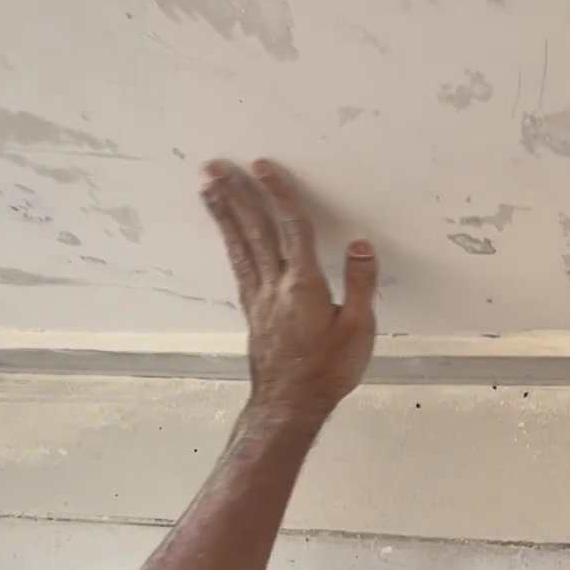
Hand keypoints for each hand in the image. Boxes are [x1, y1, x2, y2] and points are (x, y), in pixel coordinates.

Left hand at [200, 159, 377, 422]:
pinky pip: (239, 268)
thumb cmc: (328, 369)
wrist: (289, 404)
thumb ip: (360, 284)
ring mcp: (259, 299)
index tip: (264, 166)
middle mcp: (276, 285)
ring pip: (240, 247)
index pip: (293, 229)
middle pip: (255, 231)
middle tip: (216, 165)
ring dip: (225, 215)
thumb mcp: (359, 328)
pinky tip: (228, 238)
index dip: (280, 195)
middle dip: (237, 196)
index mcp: (305, 285)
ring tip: (209, 189)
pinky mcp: (253, 313)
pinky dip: (231, 245)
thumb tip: (359, 244)